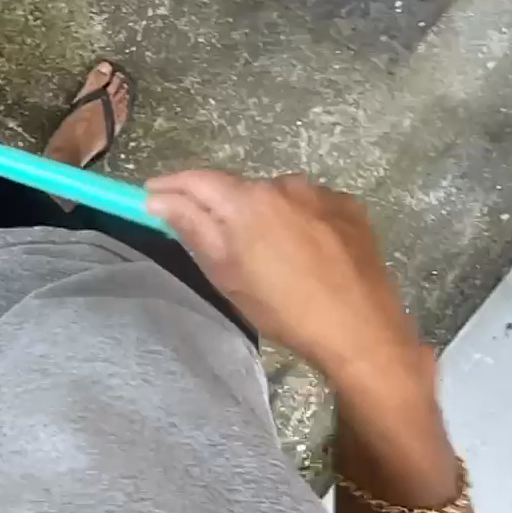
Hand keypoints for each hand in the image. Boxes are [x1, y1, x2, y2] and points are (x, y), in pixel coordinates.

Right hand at [145, 171, 432, 410]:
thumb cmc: (283, 310)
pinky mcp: (350, 207)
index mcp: (249, 200)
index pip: (197, 179)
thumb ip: (192, 228)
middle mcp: (285, 184)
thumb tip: (158, 199)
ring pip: (274, 197)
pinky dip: (294, 220)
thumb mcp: (226, 274)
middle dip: (216, 206)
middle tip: (208, 239)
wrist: (362, 333)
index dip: (169, 185)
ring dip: (259, 214)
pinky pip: (307, 206)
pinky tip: (301, 253)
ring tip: (264, 254)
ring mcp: (322, 193)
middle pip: (236, 188)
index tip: (149, 195)